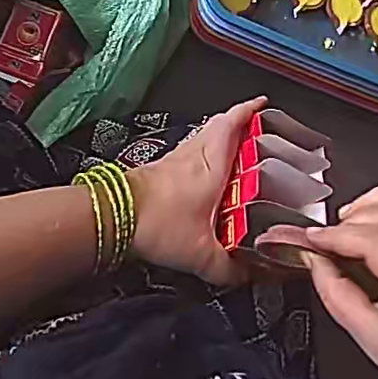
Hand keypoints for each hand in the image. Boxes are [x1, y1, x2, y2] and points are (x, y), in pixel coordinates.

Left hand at [126, 96, 265, 284]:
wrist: (116, 216)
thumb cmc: (158, 224)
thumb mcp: (200, 254)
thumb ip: (228, 269)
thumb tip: (247, 276)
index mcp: (212, 164)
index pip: (232, 124)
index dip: (249, 110)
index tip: (262, 103)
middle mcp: (194, 154)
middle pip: (218, 124)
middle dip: (238, 120)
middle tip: (255, 126)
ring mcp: (176, 159)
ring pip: (203, 136)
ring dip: (220, 135)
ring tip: (237, 149)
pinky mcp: (162, 169)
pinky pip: (190, 152)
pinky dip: (204, 153)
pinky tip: (207, 174)